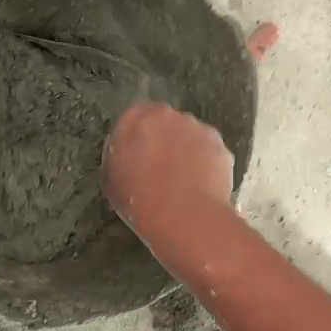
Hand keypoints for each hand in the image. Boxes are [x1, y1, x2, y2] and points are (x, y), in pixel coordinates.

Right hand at [102, 101, 233, 235]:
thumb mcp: (111, 177)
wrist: (184, 216)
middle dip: (162, 139)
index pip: (134, 117)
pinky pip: (208, 149)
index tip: (137, 155)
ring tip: (184, 179)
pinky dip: (205, 161)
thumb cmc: (138, 200)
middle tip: (160, 167)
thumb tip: (129, 151)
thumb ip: (119, 153)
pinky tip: (201, 183)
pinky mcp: (219, 143)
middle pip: (163, 122)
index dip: (137, 137)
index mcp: (134, 119)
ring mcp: (195, 127)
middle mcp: (166, 115)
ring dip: (185, 148)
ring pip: (188, 134)